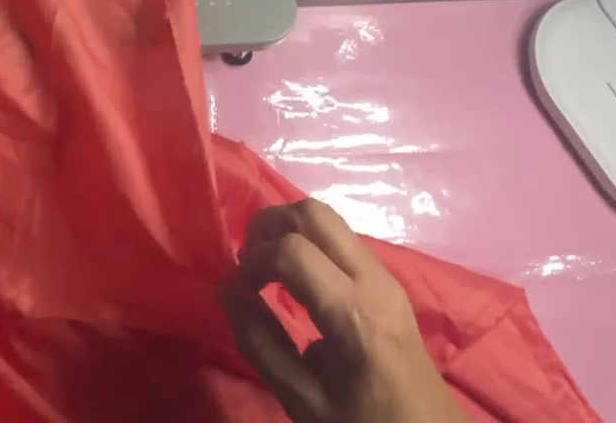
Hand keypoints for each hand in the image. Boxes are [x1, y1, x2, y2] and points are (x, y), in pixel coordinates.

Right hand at [221, 200, 468, 422]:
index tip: (241, 287)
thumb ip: (260, 342)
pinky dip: (309, 241)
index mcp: (354, 314)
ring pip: (329, 218)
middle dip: (270, 223)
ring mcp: (386, 276)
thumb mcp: (304, 400)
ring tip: (269, 264)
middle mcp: (374, 281)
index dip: (254, 260)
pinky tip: (297, 276)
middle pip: (314, 213)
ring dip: (290, 229)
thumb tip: (227, 288)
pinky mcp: (388, 281)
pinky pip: (342, 239)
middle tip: (250, 257)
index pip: (292, 251)